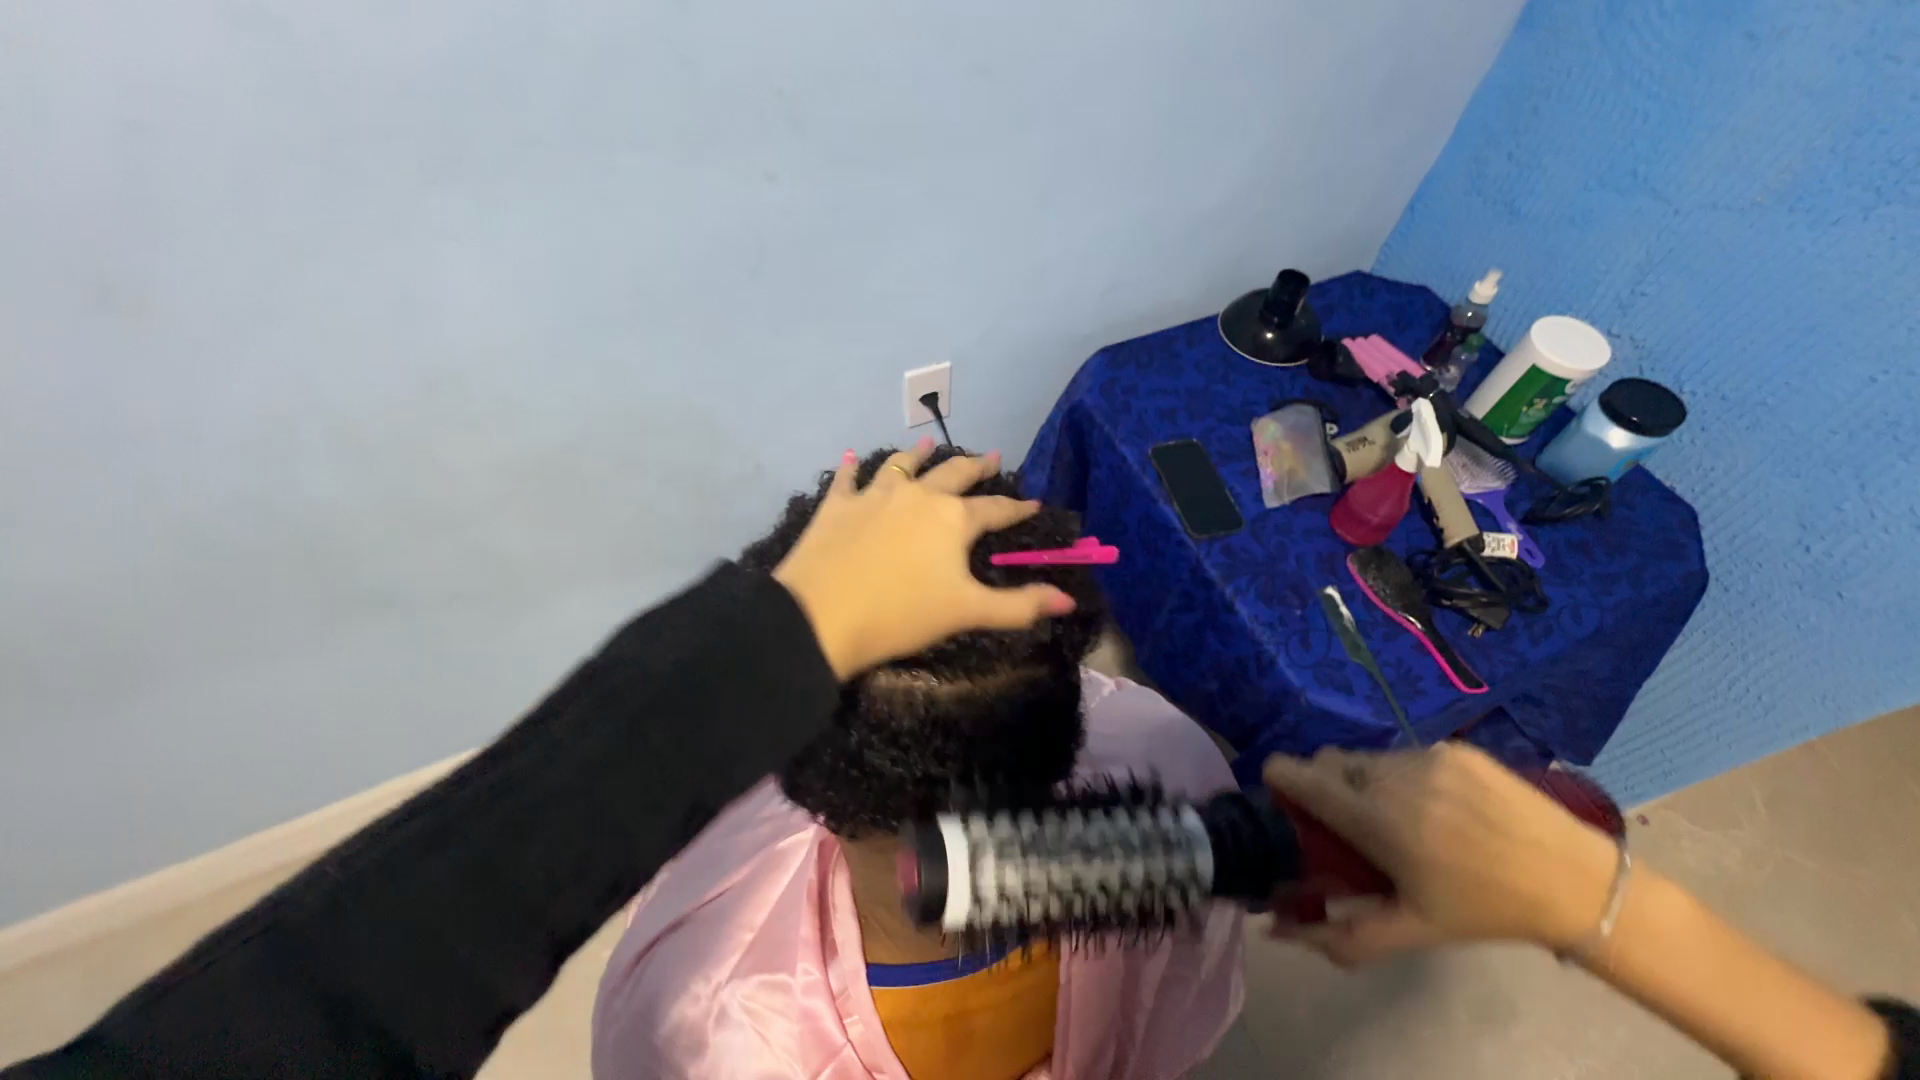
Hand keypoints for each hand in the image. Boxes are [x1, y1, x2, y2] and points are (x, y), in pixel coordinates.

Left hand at [770, 440, 1077, 679]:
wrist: (821, 617)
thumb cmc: (901, 615)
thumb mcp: (967, 612)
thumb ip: (1019, 605)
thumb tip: (1068, 601)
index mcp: (953, 519)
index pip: (995, 510)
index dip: (1016, 508)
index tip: (1033, 502)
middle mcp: (918, 495)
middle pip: (953, 474)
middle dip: (976, 467)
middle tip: (992, 458)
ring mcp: (875, 495)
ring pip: (902, 465)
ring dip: (919, 454)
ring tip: (929, 444)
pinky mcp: (838, 504)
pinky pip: (848, 478)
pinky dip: (852, 467)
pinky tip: (852, 457)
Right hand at [1262, 743, 1619, 966]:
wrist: (1576, 882)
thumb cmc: (1483, 909)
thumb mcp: (1412, 930)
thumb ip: (1340, 936)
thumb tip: (1276, 930)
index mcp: (1373, 816)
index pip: (1295, 772)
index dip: (1279, 780)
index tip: (1286, 803)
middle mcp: (1391, 774)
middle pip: (1327, 762)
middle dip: (1324, 786)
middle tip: (1348, 824)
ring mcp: (1426, 755)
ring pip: (1366, 758)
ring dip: (1365, 782)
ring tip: (1400, 819)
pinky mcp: (1455, 748)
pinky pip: (1406, 754)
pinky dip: (1404, 776)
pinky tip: (1439, 808)